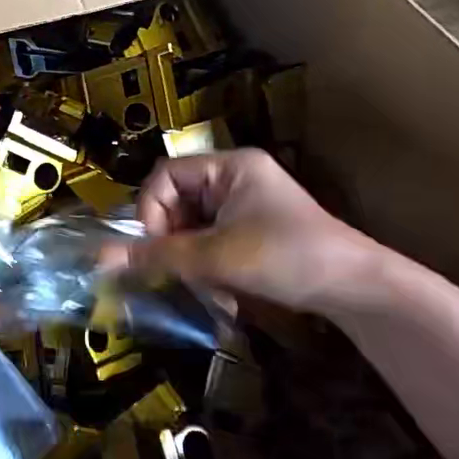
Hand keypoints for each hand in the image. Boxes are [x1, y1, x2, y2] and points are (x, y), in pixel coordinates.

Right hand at [113, 149, 381, 313]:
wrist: (358, 290)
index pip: (164, 176)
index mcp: (229, 167)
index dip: (151, 209)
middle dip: (173, 240)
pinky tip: (224, 291)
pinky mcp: (252, 232)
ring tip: (207, 285)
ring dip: (190, 259)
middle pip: (176, 202)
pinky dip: (209, 267)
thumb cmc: (287, 256)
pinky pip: (210, 243)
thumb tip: (100, 258)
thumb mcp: (215, 256)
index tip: (157, 245)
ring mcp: (245, 206)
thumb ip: (156, 256)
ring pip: (191, 228)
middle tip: (178, 269)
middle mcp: (235, 179)